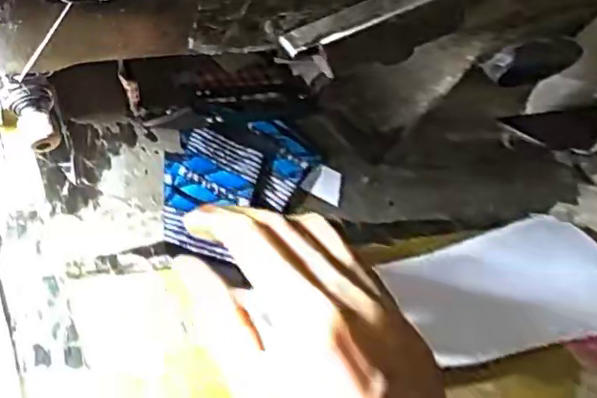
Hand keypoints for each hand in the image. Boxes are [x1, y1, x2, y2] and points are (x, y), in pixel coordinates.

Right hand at [174, 207, 443, 397]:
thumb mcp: (252, 380)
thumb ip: (219, 313)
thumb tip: (189, 265)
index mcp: (310, 315)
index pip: (250, 234)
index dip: (213, 219)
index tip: (194, 223)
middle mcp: (353, 303)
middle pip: (283, 226)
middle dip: (239, 217)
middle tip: (213, 225)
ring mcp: (387, 314)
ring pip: (322, 232)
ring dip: (278, 224)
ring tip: (255, 237)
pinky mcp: (407, 328)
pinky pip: (355, 262)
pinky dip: (317, 247)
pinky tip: (299, 263)